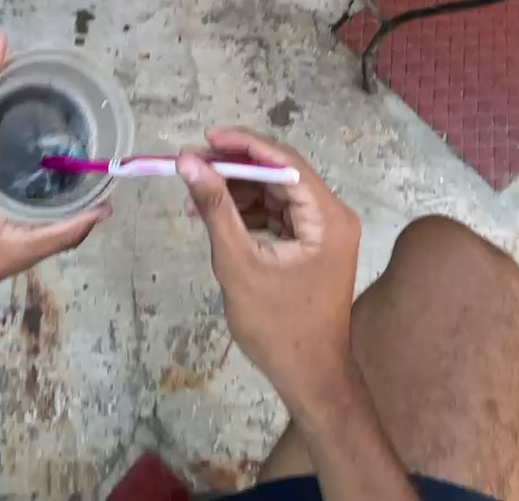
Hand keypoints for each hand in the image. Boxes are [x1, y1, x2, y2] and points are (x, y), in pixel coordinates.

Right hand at [177, 127, 361, 403]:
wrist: (309, 379)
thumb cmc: (277, 325)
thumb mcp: (238, 262)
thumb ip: (214, 206)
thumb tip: (187, 160)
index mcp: (327, 216)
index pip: (283, 162)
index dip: (243, 145)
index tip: (205, 138)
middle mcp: (332, 215)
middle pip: (279, 172)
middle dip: (234, 167)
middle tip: (192, 164)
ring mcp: (324, 230)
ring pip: (274, 191)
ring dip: (236, 190)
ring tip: (194, 195)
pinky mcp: (311, 243)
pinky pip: (276, 212)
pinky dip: (246, 211)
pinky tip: (215, 216)